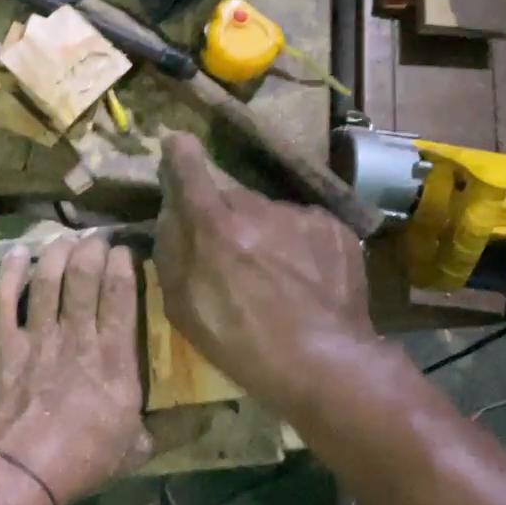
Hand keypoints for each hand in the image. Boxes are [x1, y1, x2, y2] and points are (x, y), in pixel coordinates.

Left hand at [0, 235, 150, 504]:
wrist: (21, 470)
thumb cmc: (84, 460)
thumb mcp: (139, 448)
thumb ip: (176, 428)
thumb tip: (220, 417)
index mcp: (114, 359)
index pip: (121, 295)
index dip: (123, 264)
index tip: (125, 249)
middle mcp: (76, 337)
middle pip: (84, 277)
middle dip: (91, 248)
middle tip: (96, 236)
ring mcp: (36, 337)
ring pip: (47, 280)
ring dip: (56, 253)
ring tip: (64, 238)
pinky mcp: (3, 344)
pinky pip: (4, 299)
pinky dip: (10, 273)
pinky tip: (17, 254)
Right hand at [154, 133, 374, 418]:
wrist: (323, 362)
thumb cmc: (238, 341)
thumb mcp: (181, 304)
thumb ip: (171, 251)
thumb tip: (170, 214)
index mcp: (214, 227)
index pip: (190, 172)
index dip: (179, 155)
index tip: (175, 141)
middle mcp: (257, 209)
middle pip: (230, 198)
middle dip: (222, 216)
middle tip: (226, 254)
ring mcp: (300, 217)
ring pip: (267, 213)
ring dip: (261, 231)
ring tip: (269, 275)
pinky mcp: (334, 229)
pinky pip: (301, 225)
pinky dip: (294, 243)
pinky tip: (300, 277)